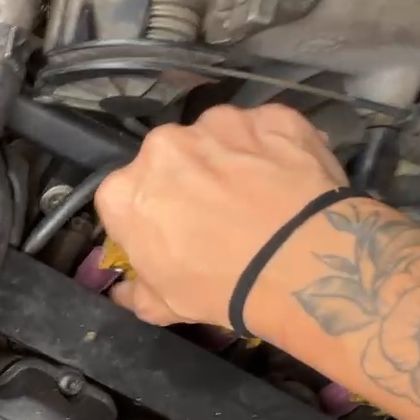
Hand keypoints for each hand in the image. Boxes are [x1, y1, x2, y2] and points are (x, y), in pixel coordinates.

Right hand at [94, 104, 348, 330]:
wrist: (298, 263)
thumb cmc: (214, 286)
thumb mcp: (156, 304)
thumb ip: (132, 290)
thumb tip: (124, 288)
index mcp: (122, 191)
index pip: (121, 198)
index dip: (141, 216)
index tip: (159, 233)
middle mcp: (161, 146)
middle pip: (164, 161)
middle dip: (179, 180)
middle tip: (205, 212)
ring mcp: (219, 124)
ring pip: (212, 139)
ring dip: (221, 160)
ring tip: (247, 194)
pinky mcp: (272, 115)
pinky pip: (261, 130)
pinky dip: (266, 149)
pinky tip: (280, 178)